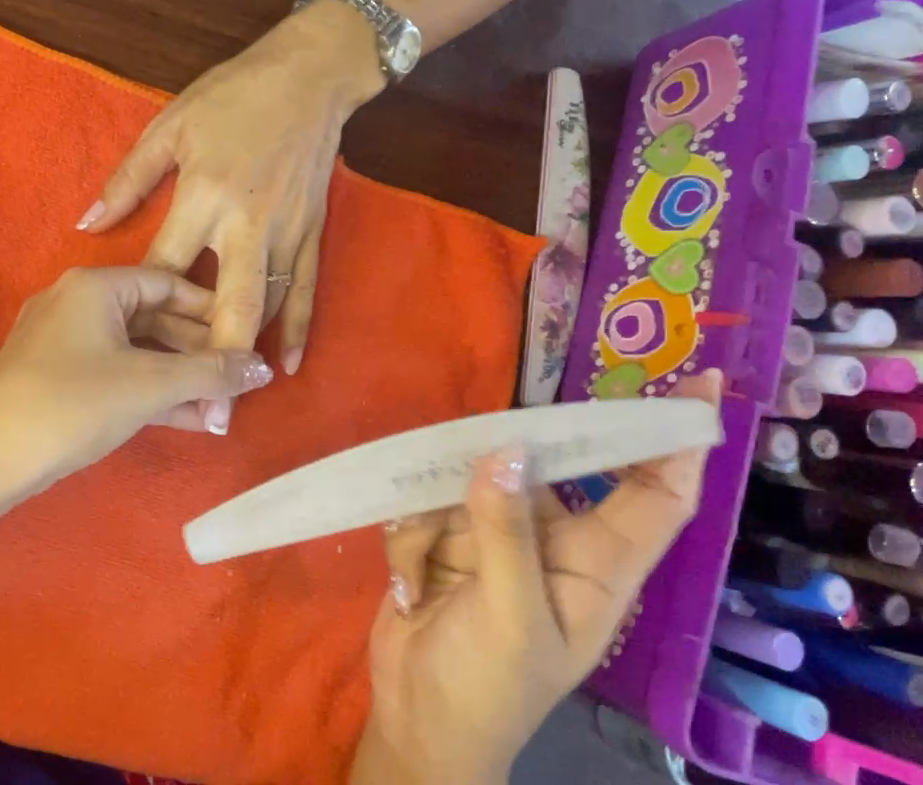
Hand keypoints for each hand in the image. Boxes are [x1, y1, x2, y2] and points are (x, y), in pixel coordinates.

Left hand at [0, 267, 274, 477]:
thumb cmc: (74, 402)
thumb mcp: (149, 385)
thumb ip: (209, 373)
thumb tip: (261, 367)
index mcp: (94, 287)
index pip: (167, 284)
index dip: (212, 312)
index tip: (249, 338)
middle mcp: (75, 303)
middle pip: (151, 318)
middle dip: (198, 353)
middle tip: (241, 382)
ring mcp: (62, 341)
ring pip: (134, 351)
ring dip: (178, 378)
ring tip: (225, 406)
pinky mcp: (56, 377)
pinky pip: (114, 374)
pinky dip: (149, 392)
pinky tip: (192, 419)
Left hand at [81, 2, 383, 378]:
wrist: (309, 73)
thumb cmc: (229, 98)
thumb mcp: (168, 131)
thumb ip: (129, 182)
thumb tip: (89, 222)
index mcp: (201, 200)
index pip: (168, 269)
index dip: (152, 317)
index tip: (130, 355)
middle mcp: (243, 226)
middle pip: (227, 305)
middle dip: (215, 363)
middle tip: (209, 416)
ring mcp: (284, 232)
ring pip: (266, 304)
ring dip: (248, 352)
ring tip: (232, 403)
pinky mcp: (313, 231)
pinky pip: (306, 287)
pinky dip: (300, 326)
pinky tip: (286, 364)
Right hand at [352, 373, 721, 784]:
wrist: (416, 715)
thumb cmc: (488, 681)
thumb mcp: (509, 615)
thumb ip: (506, 530)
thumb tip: (508, 449)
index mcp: (598, 568)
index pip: (655, 495)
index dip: (675, 442)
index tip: (693, 384)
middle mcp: (550, 542)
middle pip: (543, 469)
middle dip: (506, 460)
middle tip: (476, 449)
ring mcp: (490, 537)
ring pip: (463, 483)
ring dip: (431, 523)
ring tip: (423, 578)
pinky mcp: (439, 538)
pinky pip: (419, 507)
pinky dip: (406, 541)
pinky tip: (406, 586)